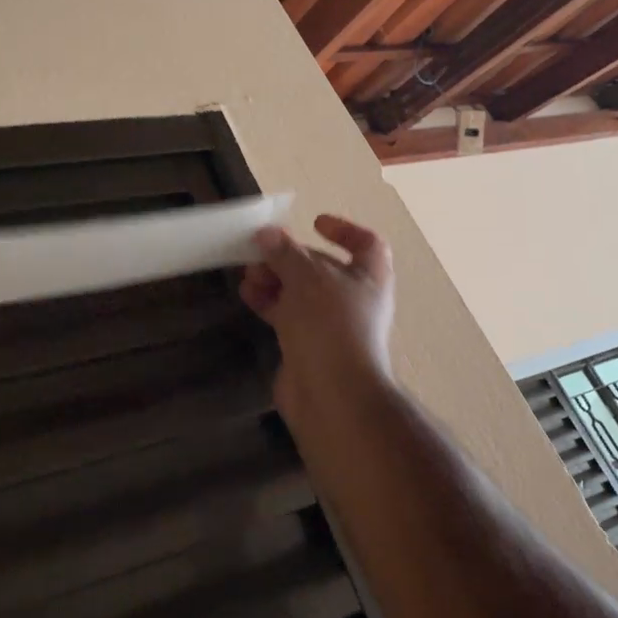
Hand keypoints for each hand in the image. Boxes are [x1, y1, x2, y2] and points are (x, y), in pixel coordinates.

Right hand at [240, 214, 395, 416]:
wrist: (332, 395)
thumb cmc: (330, 325)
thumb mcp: (307, 277)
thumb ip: (285, 252)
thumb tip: (267, 234)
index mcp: (370, 277)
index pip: (366, 243)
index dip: (344, 230)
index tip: (314, 222)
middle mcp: (354, 299)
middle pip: (323, 267)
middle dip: (291, 256)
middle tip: (260, 251)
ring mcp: (331, 325)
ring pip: (300, 292)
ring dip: (275, 279)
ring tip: (248, 274)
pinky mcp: (308, 346)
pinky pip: (288, 316)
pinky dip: (269, 302)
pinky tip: (247, 295)